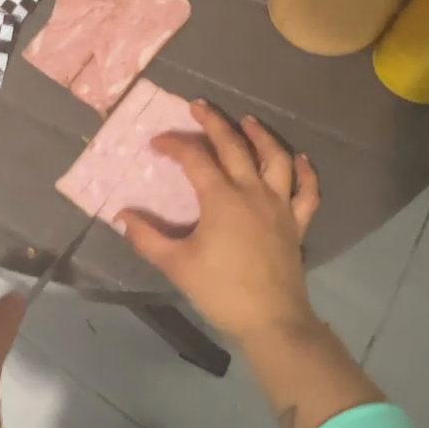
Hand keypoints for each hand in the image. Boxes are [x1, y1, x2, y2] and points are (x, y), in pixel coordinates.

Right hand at [117, 101, 321, 343]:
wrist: (272, 321)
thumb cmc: (221, 291)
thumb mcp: (176, 264)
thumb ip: (147, 237)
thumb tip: (122, 216)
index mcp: (221, 198)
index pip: (195, 158)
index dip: (174, 145)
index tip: (156, 143)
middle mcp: (252, 192)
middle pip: (234, 146)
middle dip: (214, 122)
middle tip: (198, 106)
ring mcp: (279, 206)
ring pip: (275, 159)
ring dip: (260, 135)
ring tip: (247, 120)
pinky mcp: (297, 223)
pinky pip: (307, 192)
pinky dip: (305, 172)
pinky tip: (299, 158)